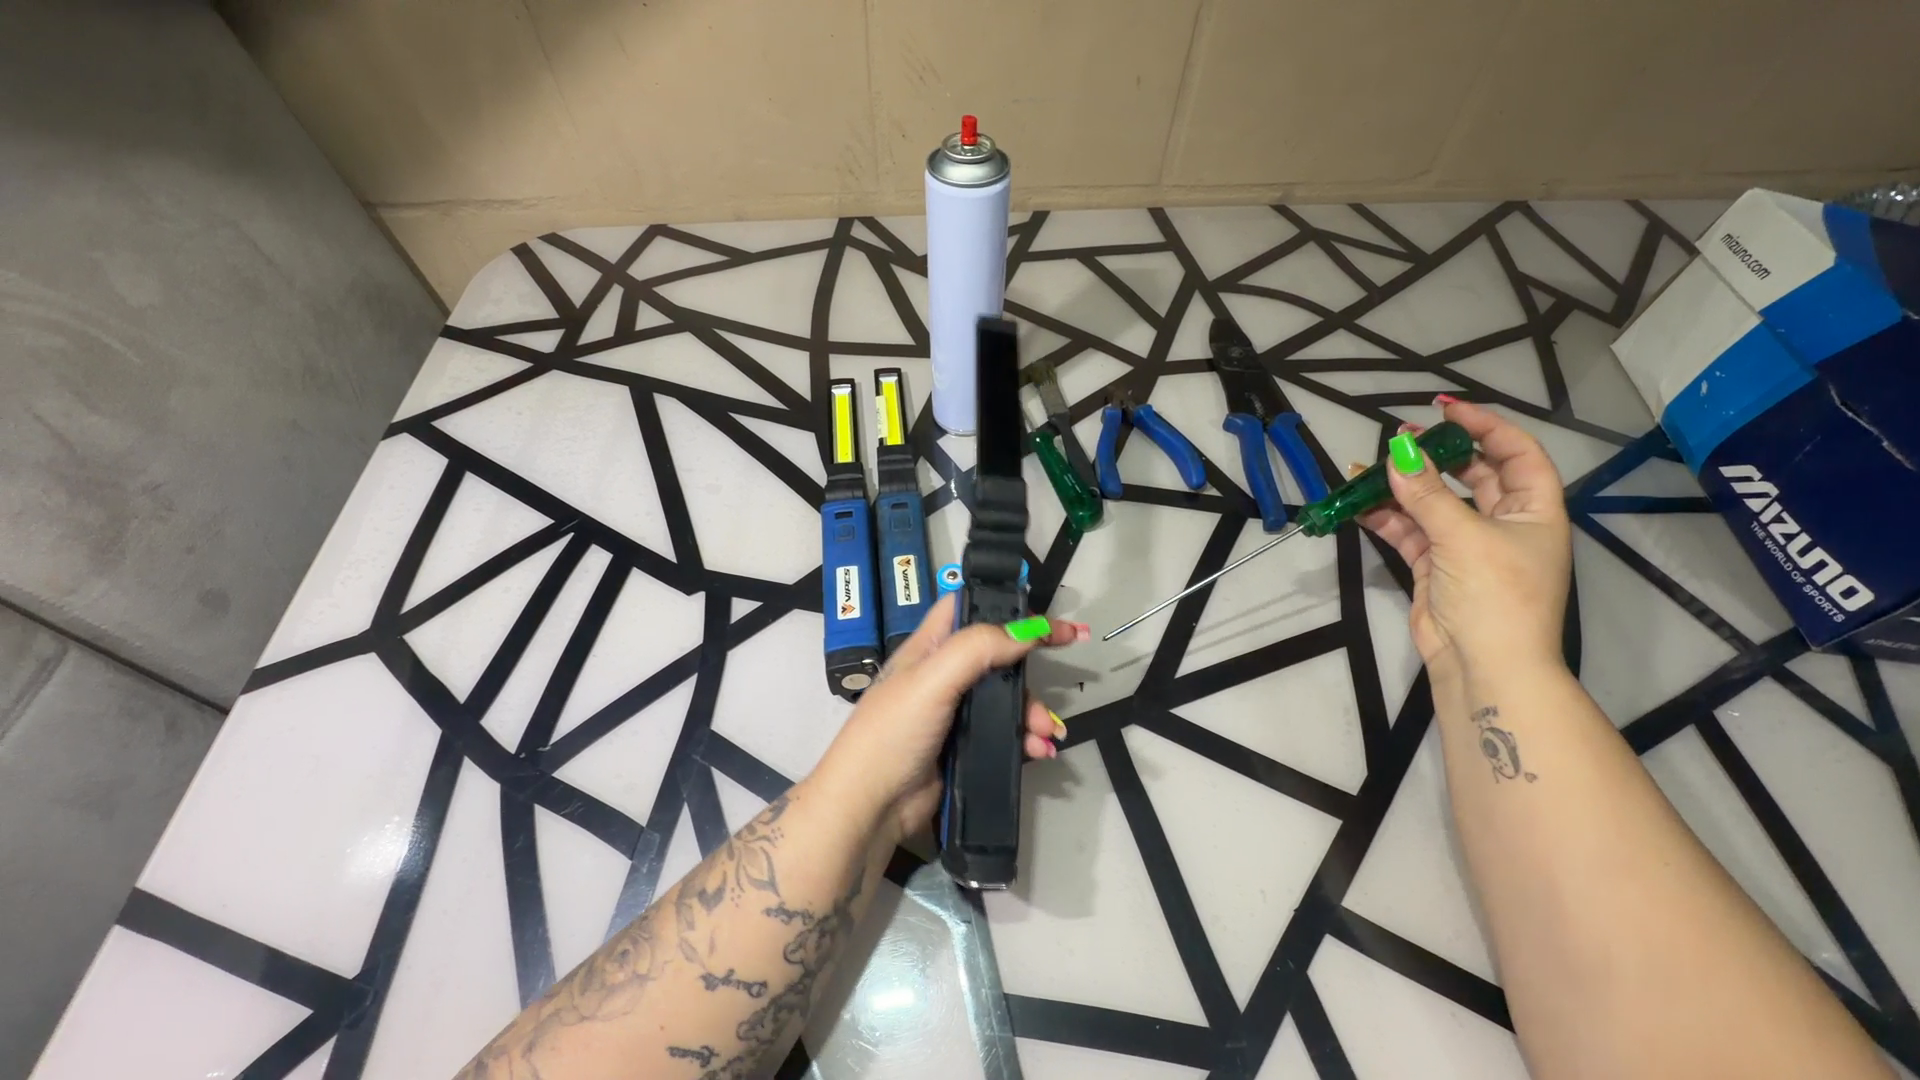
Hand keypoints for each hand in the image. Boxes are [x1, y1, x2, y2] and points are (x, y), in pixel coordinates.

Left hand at [810, 595, 1085, 845]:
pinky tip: (1040, 752)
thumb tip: (1028, 630)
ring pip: (1008, 698)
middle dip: (1032, 667)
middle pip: (999, 656)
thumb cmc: (893, 732)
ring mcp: (954, 713)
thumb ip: (978, 649)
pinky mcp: (964, 747)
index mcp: (928, 648)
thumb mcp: (932, 679)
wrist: (871, 805)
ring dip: (1034, 712)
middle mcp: (942, 675)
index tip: (1049, 617)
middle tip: (1072, 660)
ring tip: (1047, 735)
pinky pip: (1005, 733)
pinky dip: (1027, 739)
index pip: (972, 610)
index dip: (1008, 607)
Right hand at [1358, 398, 1572, 680]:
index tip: (1444, 410)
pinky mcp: (1435, 567)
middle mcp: (1503, 523)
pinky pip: (1409, 531)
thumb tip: (1398, 454)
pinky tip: (1359, 504)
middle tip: (1398, 439)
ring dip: (1401, 487)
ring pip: (1432, 503)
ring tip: (1366, 470)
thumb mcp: (1464, 537)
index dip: (1486, 426)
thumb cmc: (1496, 595)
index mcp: (1534, 510)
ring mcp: (1466, 546)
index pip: (1516, 453)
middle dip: (1436, 455)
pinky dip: (1385, 518)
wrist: (1484, 666)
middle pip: (1471, 475)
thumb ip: (1427, 494)